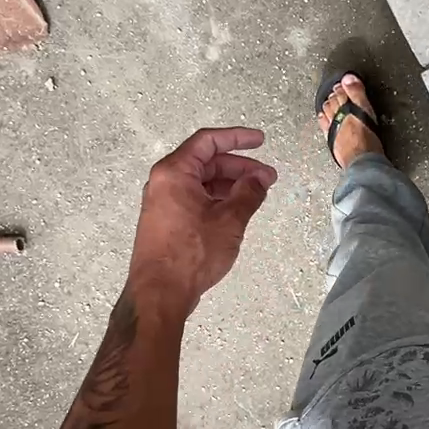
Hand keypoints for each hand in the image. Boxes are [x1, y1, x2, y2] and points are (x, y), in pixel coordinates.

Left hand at [126, 127, 276, 308]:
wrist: (161, 291)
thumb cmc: (192, 253)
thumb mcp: (230, 220)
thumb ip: (248, 193)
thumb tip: (261, 178)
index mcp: (174, 173)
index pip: (208, 142)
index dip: (237, 138)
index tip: (260, 141)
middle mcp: (165, 182)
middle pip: (206, 162)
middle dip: (240, 167)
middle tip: (268, 178)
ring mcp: (164, 202)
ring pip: (202, 182)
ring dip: (231, 185)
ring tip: (257, 195)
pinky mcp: (167, 220)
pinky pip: (196, 198)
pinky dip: (218, 198)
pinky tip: (237, 210)